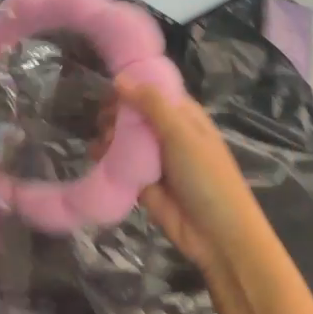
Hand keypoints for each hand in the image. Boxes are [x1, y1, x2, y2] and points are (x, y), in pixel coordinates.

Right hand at [115, 73, 266, 274]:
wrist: (217, 235)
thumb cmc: (207, 178)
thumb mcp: (182, 135)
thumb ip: (151, 104)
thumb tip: (119, 78)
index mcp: (183, 116)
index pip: (152, 89)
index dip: (130, 84)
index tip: (107, 87)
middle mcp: (166, 132)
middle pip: (131, 111)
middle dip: (114, 113)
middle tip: (106, 121)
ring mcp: (152, 156)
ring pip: (120, 134)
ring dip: (107, 134)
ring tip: (103, 144)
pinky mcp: (138, 178)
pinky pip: (115, 160)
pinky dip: (103, 155)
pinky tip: (96, 155)